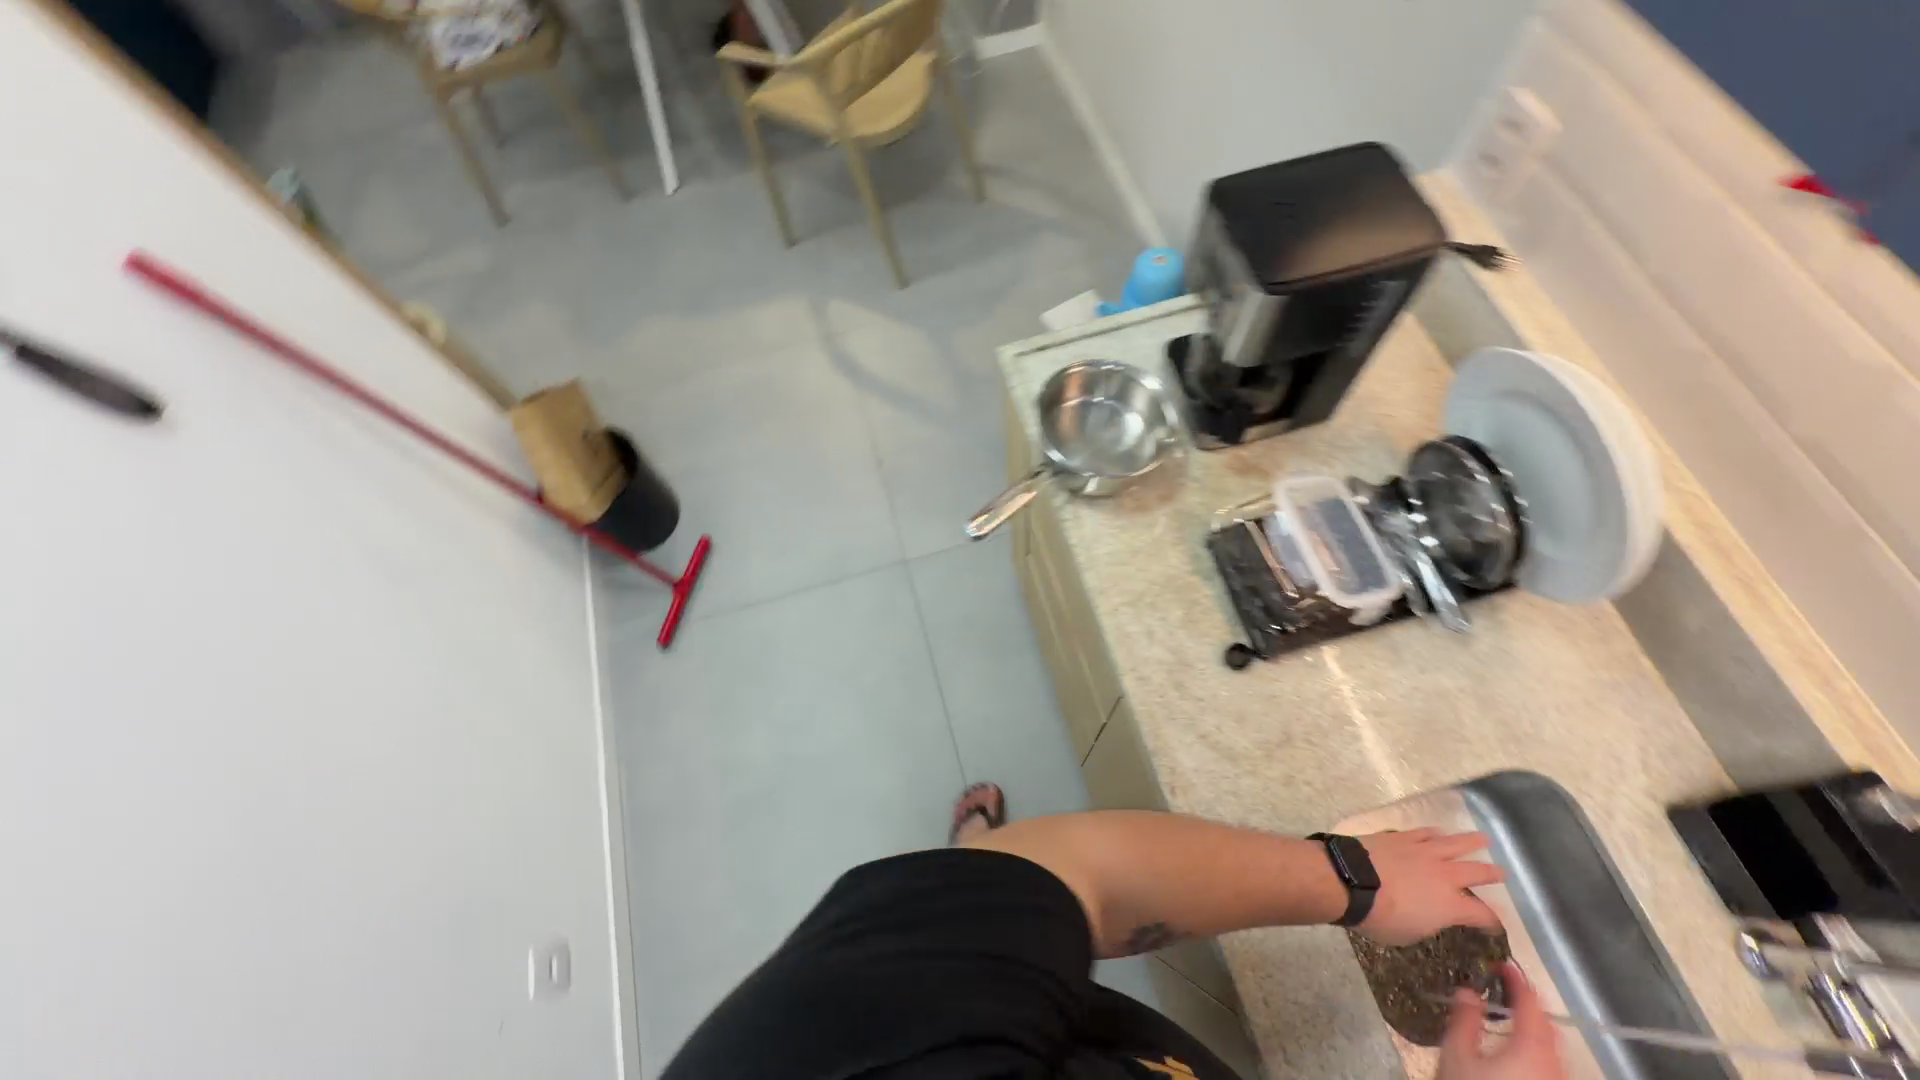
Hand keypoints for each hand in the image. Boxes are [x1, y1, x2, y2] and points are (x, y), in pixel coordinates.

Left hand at [1353, 828, 1503, 945]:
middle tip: (1503, 871)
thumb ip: (1426, 924)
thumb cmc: (1379, 916)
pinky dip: (1433, 832)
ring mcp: (1422, 851)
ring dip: (1470, 841)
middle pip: (1476, 872)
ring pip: (1453, 843)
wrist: (1350, 880)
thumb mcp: (1409, 934)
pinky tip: (1437, 830)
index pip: (1482, 915)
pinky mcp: (1401, 837)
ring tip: (1482, 839)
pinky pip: (1423, 832)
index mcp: (1450, 905)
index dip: (1492, 921)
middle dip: (1491, 873)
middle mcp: (1444, 875)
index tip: (1496, 924)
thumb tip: (1430, 915)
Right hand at [1439, 962, 1567, 1079]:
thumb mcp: (1457, 1054)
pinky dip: (1538, 1048)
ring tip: (1511, 1017)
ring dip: (1535, 1028)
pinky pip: (1552, 1065)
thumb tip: (1467, 990)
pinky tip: (1519, 1052)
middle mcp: (1553, 1066)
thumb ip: (1464, 1019)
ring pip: (1553, 1049)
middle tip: (1506, 988)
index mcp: (1531, 1048)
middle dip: (1529, 1004)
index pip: (1531, 1004)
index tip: (1500, 964)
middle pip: (1548, 1027)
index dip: (1518, 981)